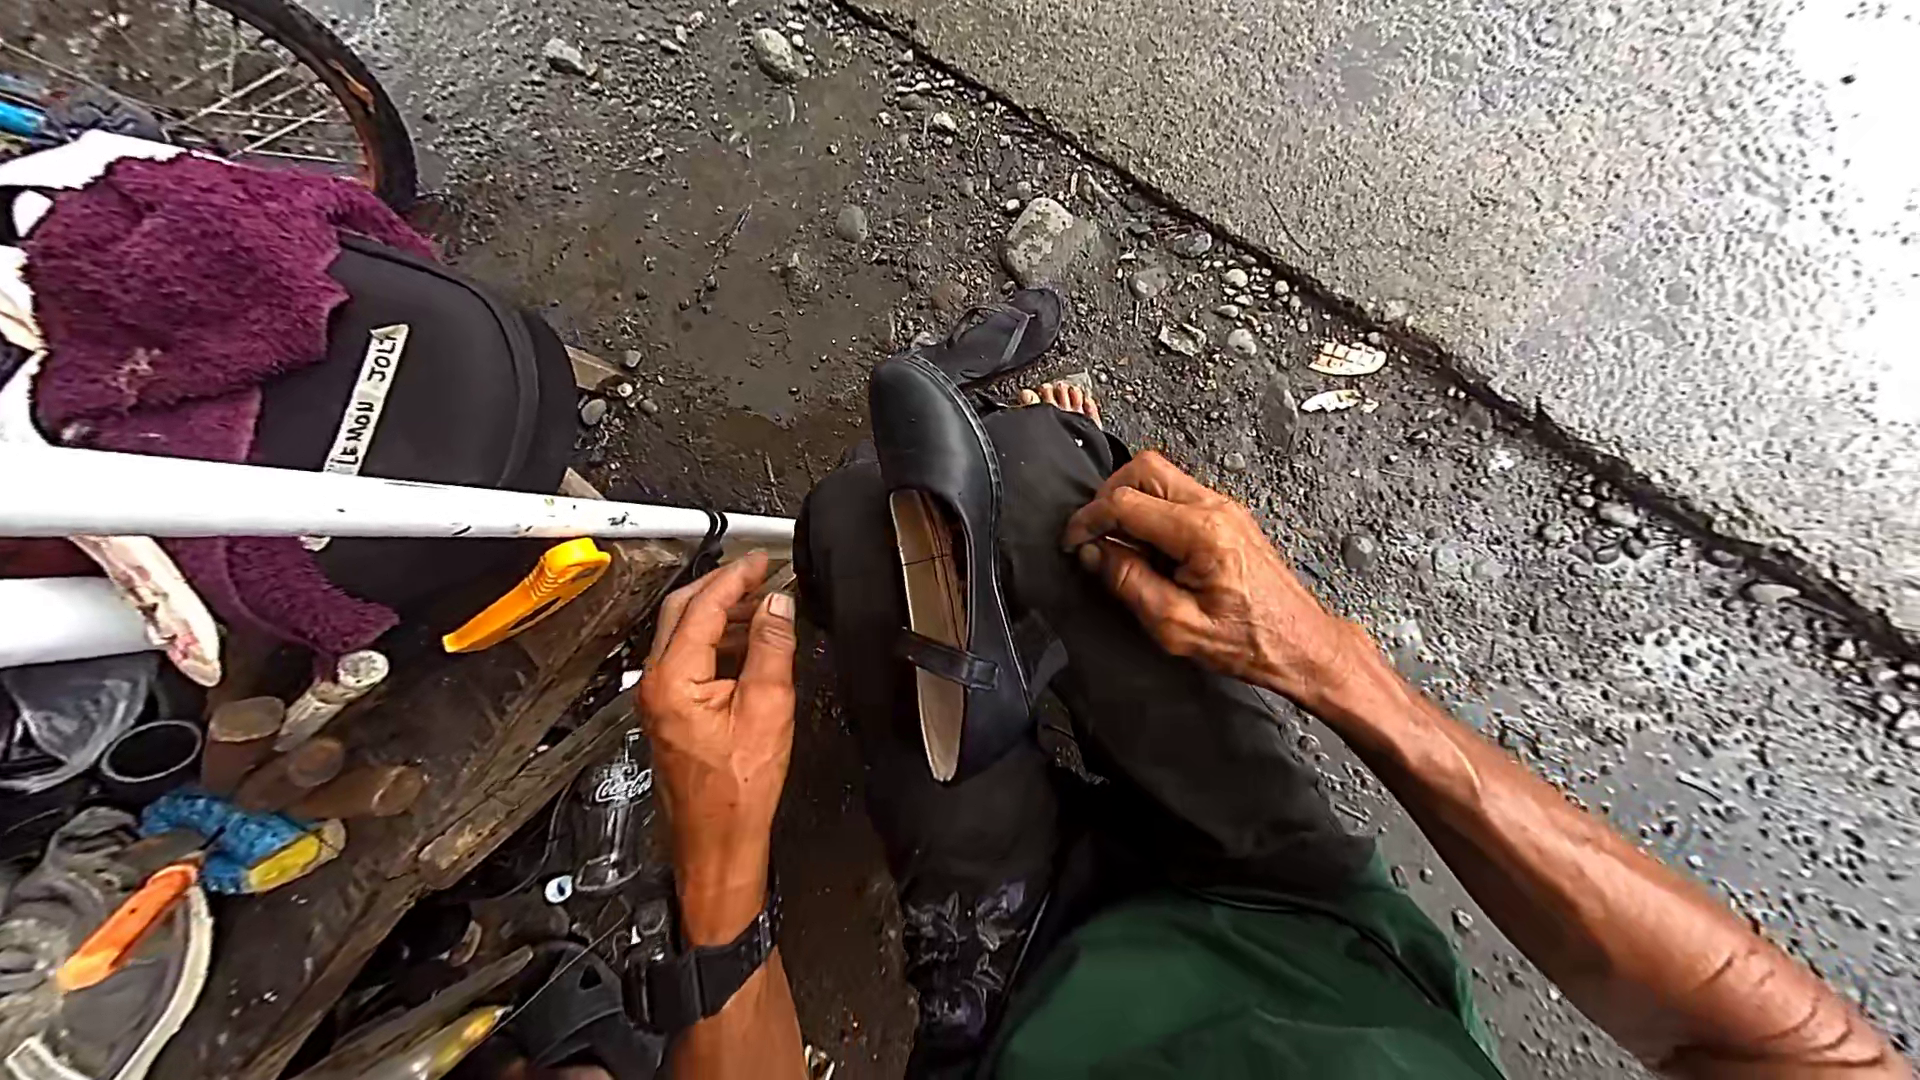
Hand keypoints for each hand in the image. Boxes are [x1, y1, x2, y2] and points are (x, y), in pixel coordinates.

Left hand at [638, 551, 796, 942]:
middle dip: (724, 586)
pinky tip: (752, 640)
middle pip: (685, 611)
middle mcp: (658, 684)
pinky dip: (723, 638)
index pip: (704, 607)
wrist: (719, 839)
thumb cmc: (737, 789)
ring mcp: (662, 697)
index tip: (760, 561)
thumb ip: (772, 647)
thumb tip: (778, 605)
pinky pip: (695, 657)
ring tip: (764, 604)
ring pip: (688, 632)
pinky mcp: (675, 708)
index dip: (736, 577)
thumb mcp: (768, 708)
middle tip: (760, 572)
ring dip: (725, 612)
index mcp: (675, 680)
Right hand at [1060, 451, 1366, 705]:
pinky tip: (1147, 548)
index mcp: (1202, 533)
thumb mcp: (1174, 625)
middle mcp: (1214, 509)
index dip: (1088, 520)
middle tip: (1094, 534)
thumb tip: (1095, 553)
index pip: (1126, 502)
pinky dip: (1148, 511)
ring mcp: (1222, 508)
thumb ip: (1128, 582)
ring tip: (1120, 544)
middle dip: (1107, 496)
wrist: (1299, 644)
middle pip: (1143, 468)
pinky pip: (1174, 494)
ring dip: (1128, 501)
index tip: (1074, 542)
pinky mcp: (1224, 516)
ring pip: (1159, 475)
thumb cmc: (1248, 641)